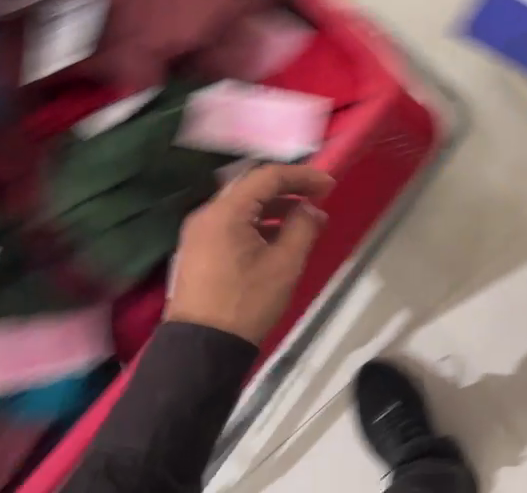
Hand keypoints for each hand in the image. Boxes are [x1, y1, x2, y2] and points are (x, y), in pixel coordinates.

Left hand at [166, 163, 335, 344]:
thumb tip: (311, 209)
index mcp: (226, 212)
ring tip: (302, 217)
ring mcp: (198, 233)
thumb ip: (303, 227)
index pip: (268, 176)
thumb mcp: (285, 264)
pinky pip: (231, 222)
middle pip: (252, 186)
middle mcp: (207, 215)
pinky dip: (257, 221)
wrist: (201, 350)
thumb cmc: (246, 303)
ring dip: (274, 205)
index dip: (303, 176)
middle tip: (317, 196)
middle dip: (288, 187)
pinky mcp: (197, 250)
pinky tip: (278, 236)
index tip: (329, 186)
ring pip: (242, 204)